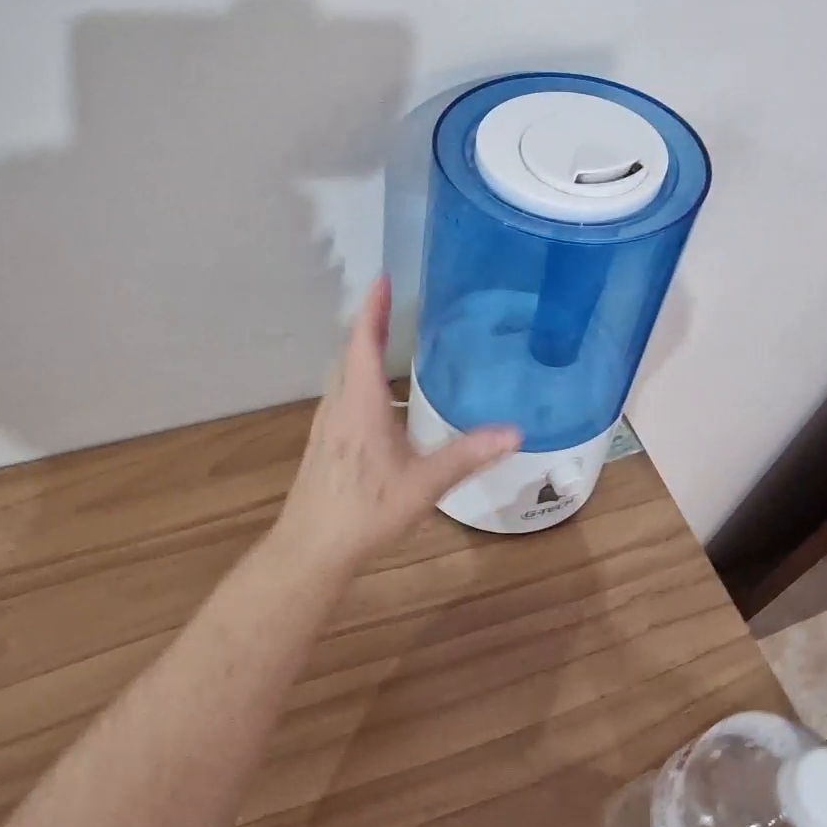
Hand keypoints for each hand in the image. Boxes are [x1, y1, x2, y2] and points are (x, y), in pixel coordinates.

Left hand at [272, 277, 519, 573]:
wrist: (312, 548)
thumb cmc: (364, 512)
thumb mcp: (422, 485)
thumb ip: (467, 456)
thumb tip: (515, 432)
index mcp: (359, 403)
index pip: (363, 342)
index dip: (374, 309)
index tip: (383, 278)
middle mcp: (337, 406)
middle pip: (350, 355)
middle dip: (370, 327)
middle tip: (395, 307)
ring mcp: (326, 426)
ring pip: (343, 378)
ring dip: (362, 355)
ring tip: (389, 345)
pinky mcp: (324, 445)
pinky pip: (342, 398)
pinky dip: (359, 382)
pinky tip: (379, 404)